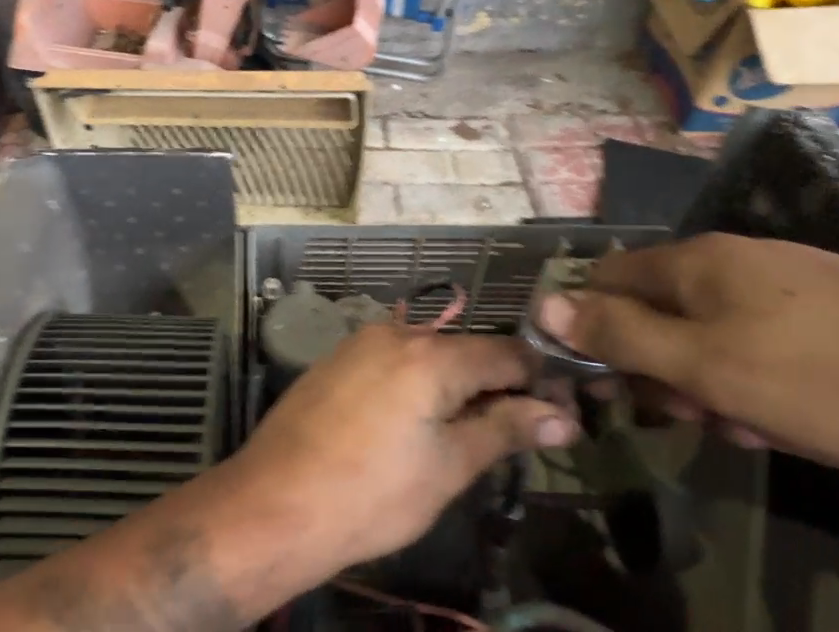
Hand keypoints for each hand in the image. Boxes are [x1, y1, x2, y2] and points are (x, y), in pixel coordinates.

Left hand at [227, 323, 576, 567]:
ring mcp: (359, 344)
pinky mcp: (335, 362)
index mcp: (430, 355)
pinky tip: (420, 423)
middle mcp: (395, 334)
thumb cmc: (372, 494)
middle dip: (499, 384)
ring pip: (428, 355)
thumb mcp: (448, 467)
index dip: (541, 380)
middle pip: (465, 350)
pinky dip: (419, 384)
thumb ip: (505, 430)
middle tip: (523, 430)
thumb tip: (564, 416)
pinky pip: (393, 362)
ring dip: (458, 385)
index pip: (507, 353)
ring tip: (474, 432)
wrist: (275, 503)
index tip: (563, 413)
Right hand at [537, 233, 838, 504]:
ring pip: (711, 338)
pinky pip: (763, 350)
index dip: (592, 331)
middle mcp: (733, 262)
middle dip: (659, 369)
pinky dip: (757, 387)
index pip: (605, 280)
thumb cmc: (826, 379)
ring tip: (747, 428)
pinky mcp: (829, 320)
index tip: (606, 387)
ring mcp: (786, 288)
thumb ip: (620, 336)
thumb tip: (540, 304)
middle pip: (658, 312)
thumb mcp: (706, 367)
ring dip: (710, 386)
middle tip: (689, 417)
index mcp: (694, 262)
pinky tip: (785, 424)